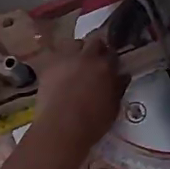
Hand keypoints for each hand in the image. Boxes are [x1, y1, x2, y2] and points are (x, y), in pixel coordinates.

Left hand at [31, 34, 127, 148]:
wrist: (60, 128)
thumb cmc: (91, 122)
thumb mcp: (113, 108)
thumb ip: (118, 88)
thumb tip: (122, 77)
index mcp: (105, 67)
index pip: (113, 53)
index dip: (112, 58)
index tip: (111, 65)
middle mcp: (86, 57)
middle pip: (94, 40)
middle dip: (96, 47)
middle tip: (95, 60)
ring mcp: (65, 59)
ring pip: (73, 43)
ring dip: (77, 49)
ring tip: (76, 62)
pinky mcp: (48, 67)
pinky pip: (55, 56)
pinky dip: (60, 61)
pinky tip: (60, 72)